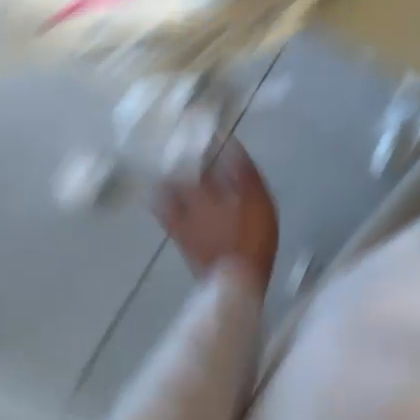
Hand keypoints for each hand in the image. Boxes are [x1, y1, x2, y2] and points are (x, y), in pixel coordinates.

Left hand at [152, 141, 279, 292]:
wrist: (237, 280)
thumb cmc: (251, 234)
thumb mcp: (256, 198)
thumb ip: (242, 172)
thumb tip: (228, 142)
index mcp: (202, 196)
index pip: (189, 168)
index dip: (187, 153)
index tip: (187, 139)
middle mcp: (184, 211)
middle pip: (167, 189)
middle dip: (167, 174)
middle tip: (166, 161)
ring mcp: (181, 230)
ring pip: (164, 205)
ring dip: (163, 192)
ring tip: (164, 182)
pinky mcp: (184, 245)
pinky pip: (170, 222)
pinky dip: (168, 210)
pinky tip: (176, 210)